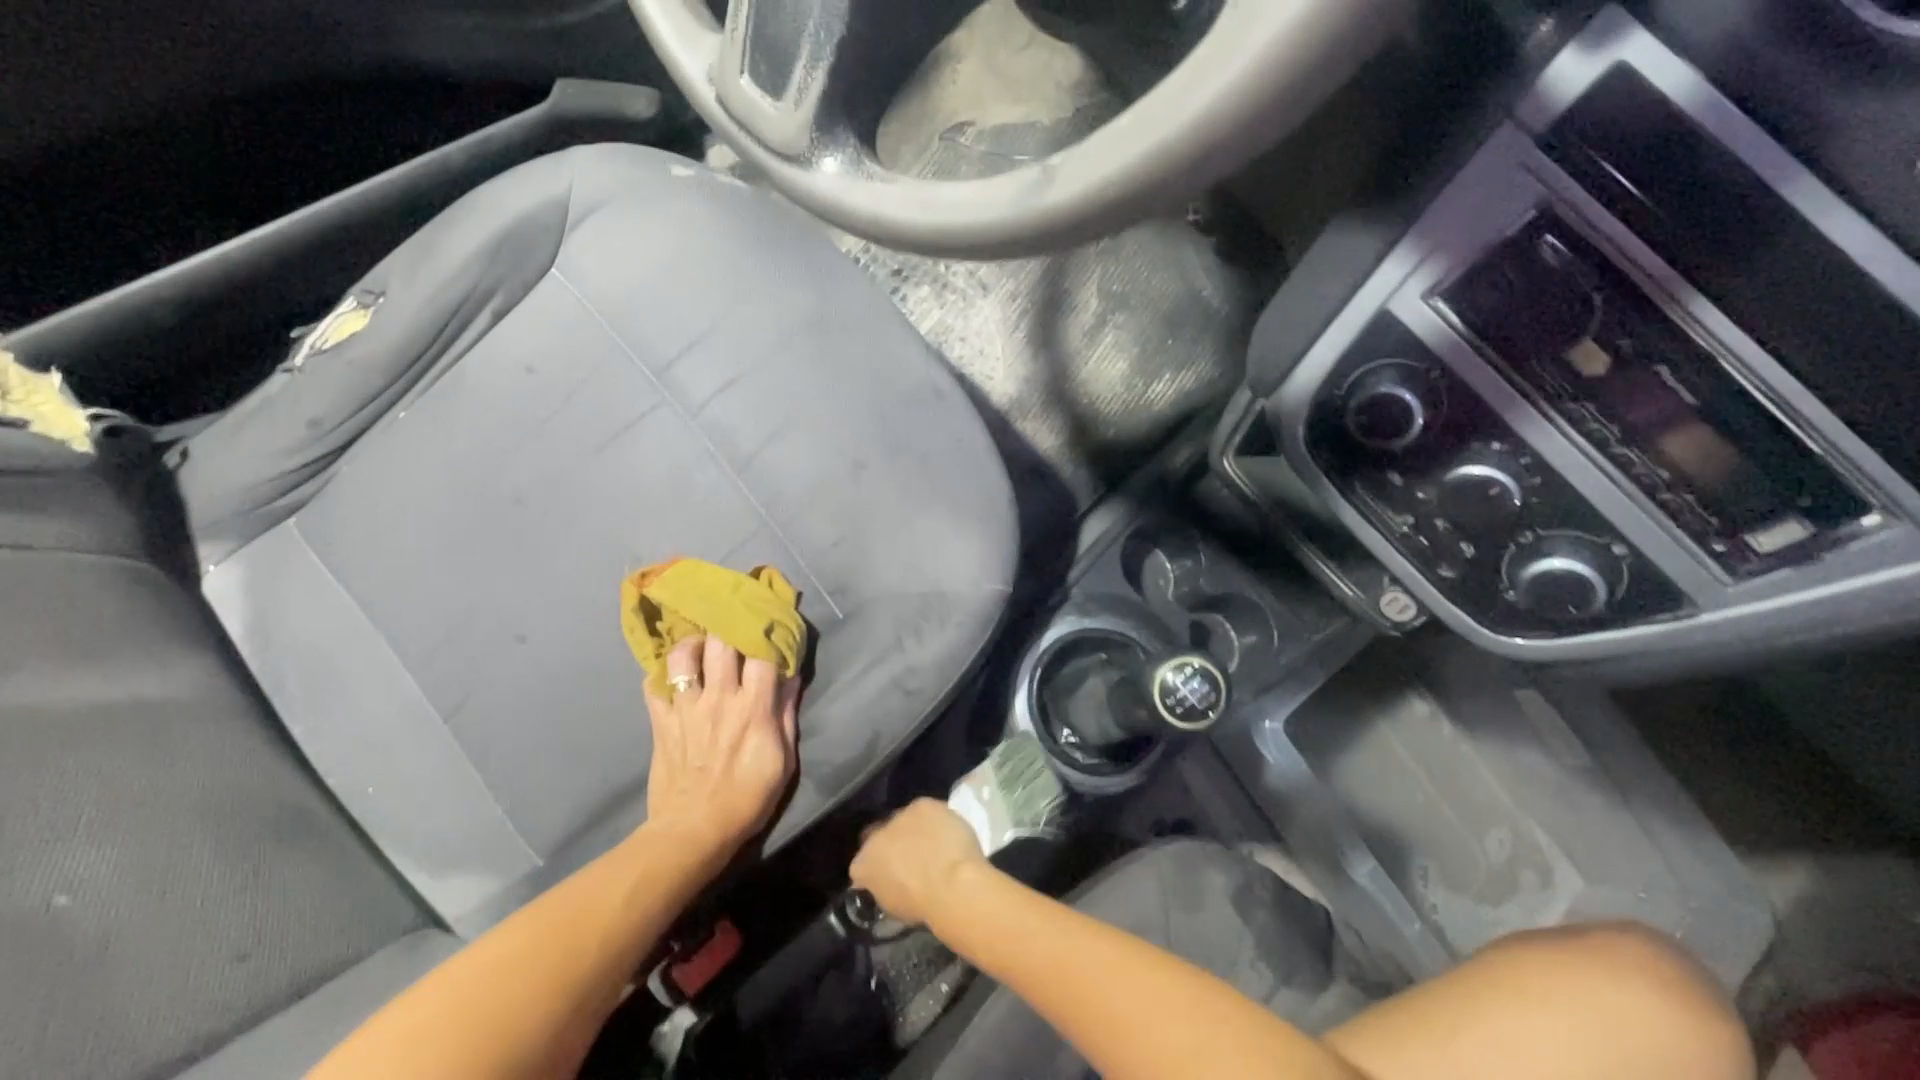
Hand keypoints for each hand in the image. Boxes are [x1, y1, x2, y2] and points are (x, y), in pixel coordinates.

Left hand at [642, 636, 799, 858]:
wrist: (694, 830)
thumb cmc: (748, 799)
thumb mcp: (784, 761)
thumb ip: (787, 715)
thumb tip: (792, 678)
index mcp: (753, 708)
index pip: (763, 654)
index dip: (769, 635)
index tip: (773, 628)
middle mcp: (719, 698)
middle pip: (722, 642)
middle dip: (730, 628)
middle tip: (735, 628)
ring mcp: (685, 707)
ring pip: (683, 655)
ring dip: (694, 643)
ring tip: (702, 646)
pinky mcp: (660, 720)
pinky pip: (654, 684)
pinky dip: (662, 674)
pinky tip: (673, 676)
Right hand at [849, 798, 990, 926]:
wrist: (951, 884)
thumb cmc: (922, 906)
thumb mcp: (893, 908)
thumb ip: (884, 890)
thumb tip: (889, 885)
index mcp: (862, 865)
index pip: (862, 863)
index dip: (878, 868)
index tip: (891, 877)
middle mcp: (874, 836)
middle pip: (880, 835)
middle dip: (893, 844)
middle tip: (912, 858)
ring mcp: (899, 816)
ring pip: (903, 820)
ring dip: (914, 830)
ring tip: (934, 846)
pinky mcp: (923, 804)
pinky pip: (925, 810)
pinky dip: (934, 819)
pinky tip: (946, 832)